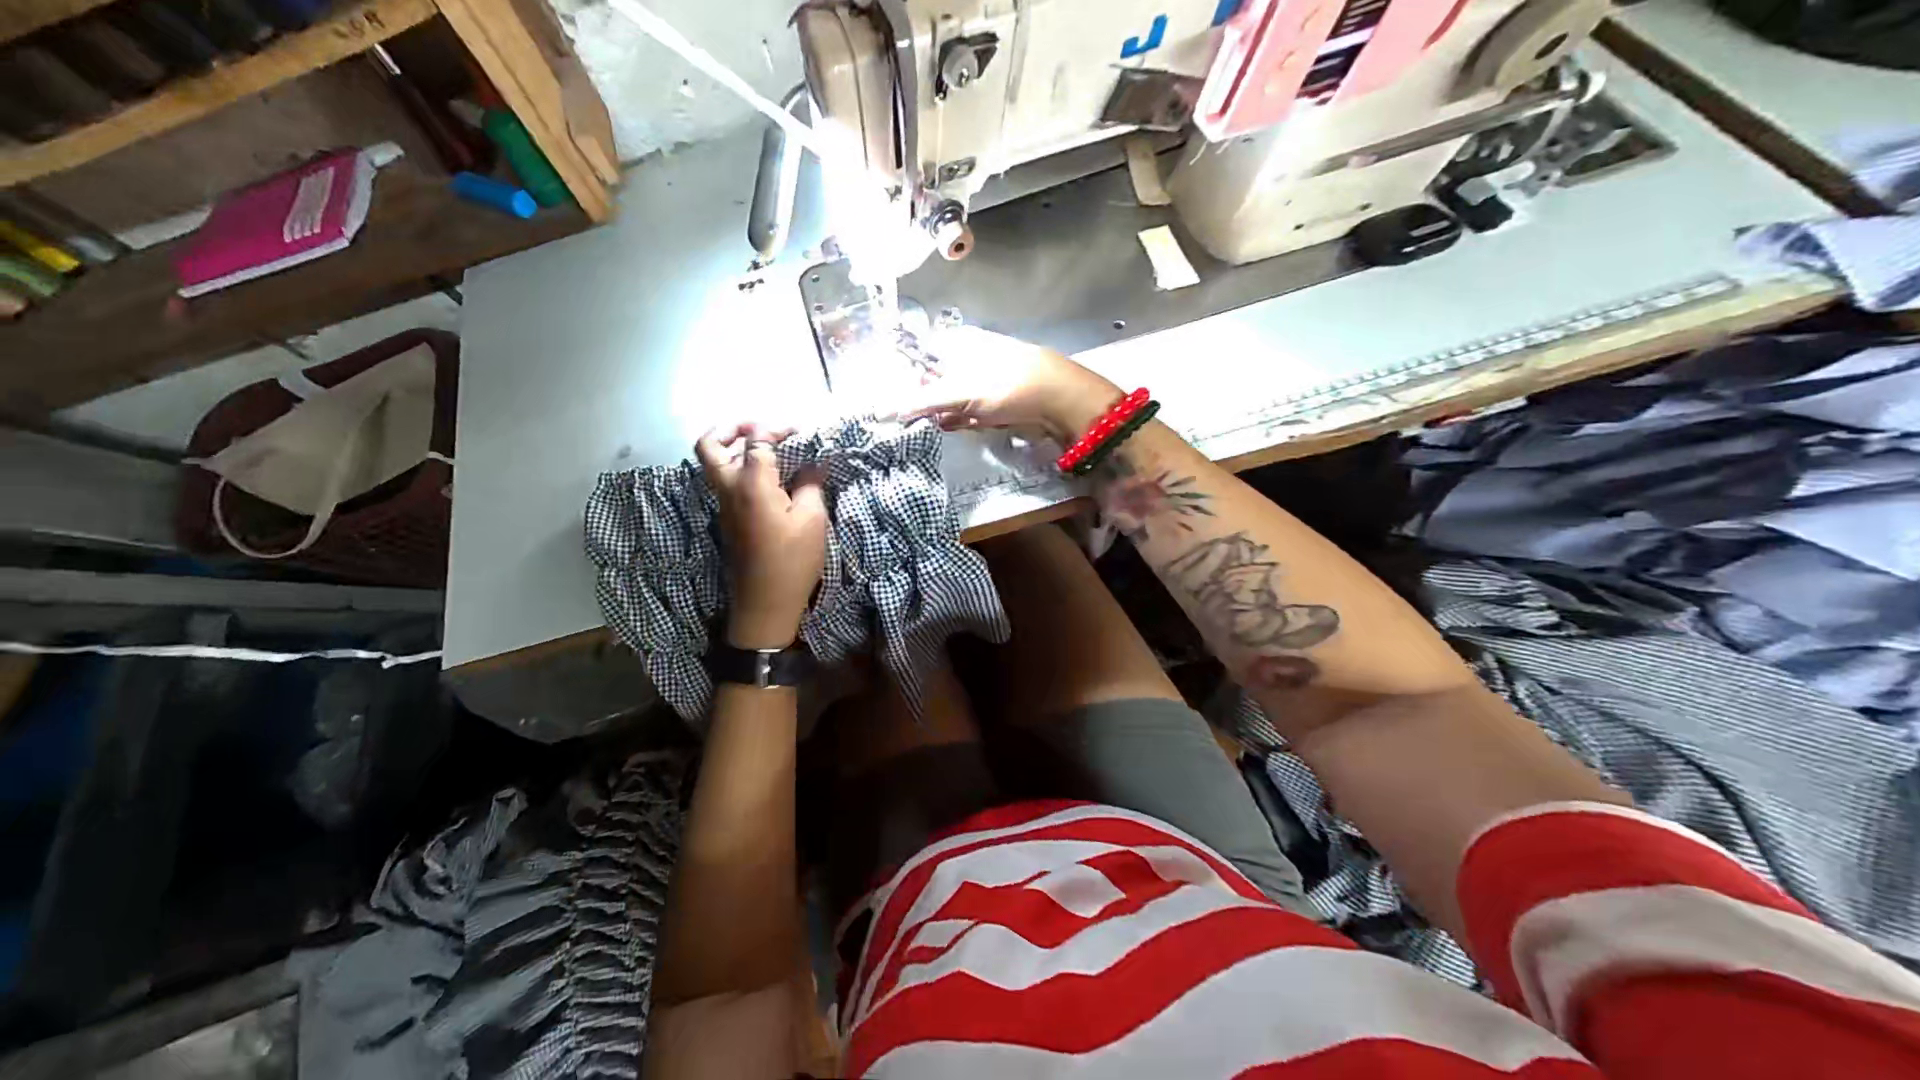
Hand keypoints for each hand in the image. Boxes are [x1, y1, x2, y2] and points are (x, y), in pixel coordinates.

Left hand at [695, 424, 827, 649]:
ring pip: (716, 464)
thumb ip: (811, 484)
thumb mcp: (813, 520)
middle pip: (709, 446)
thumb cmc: (791, 561)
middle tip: (757, 429)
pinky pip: (727, 483)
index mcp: (750, 484)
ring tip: (771, 452)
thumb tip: (814, 463)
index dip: (777, 430)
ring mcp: (724, 506)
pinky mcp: (729, 520)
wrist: (765, 604)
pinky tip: (773, 479)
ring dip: (737, 449)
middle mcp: (729, 489)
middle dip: (730, 429)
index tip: (801, 434)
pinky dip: (743, 470)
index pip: (756, 440)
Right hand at [899, 327, 1121, 443]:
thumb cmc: (1005, 385)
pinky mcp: (999, 398)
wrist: (1060, 400)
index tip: (904, 406)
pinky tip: (979, 425)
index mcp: (957, 341)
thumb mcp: (958, 392)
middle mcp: (969, 355)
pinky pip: (974, 412)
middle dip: (934, 405)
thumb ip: (919, 401)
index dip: (911, 383)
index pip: (919, 359)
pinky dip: (972, 422)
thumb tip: (882, 410)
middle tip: (939, 416)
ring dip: (954, 416)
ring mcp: (986, 377)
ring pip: (954, 401)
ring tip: (963, 421)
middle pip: (936, 383)